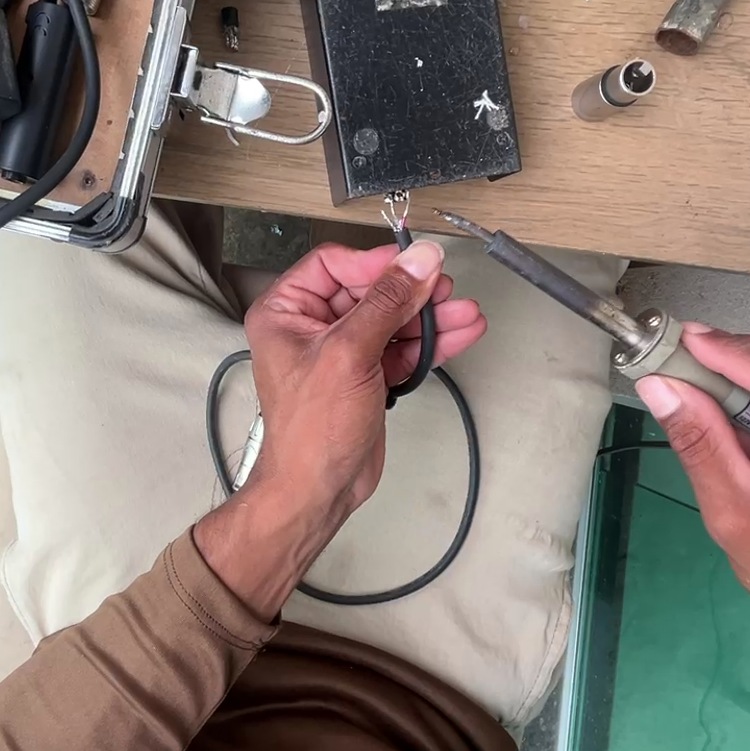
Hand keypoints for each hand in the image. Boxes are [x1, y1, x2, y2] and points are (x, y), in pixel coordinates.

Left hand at [241, 240, 487, 515]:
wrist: (319, 489)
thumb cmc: (311, 430)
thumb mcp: (349, 353)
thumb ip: (387, 303)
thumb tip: (417, 261)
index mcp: (284, 312)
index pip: (332, 265)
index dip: (374, 263)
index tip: (412, 264)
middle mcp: (309, 326)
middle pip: (367, 290)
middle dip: (410, 291)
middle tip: (444, 289)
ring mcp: (340, 351)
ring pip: (389, 319)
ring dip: (429, 317)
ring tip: (465, 313)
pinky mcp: (365, 374)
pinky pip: (400, 347)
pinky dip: (429, 342)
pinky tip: (460, 333)